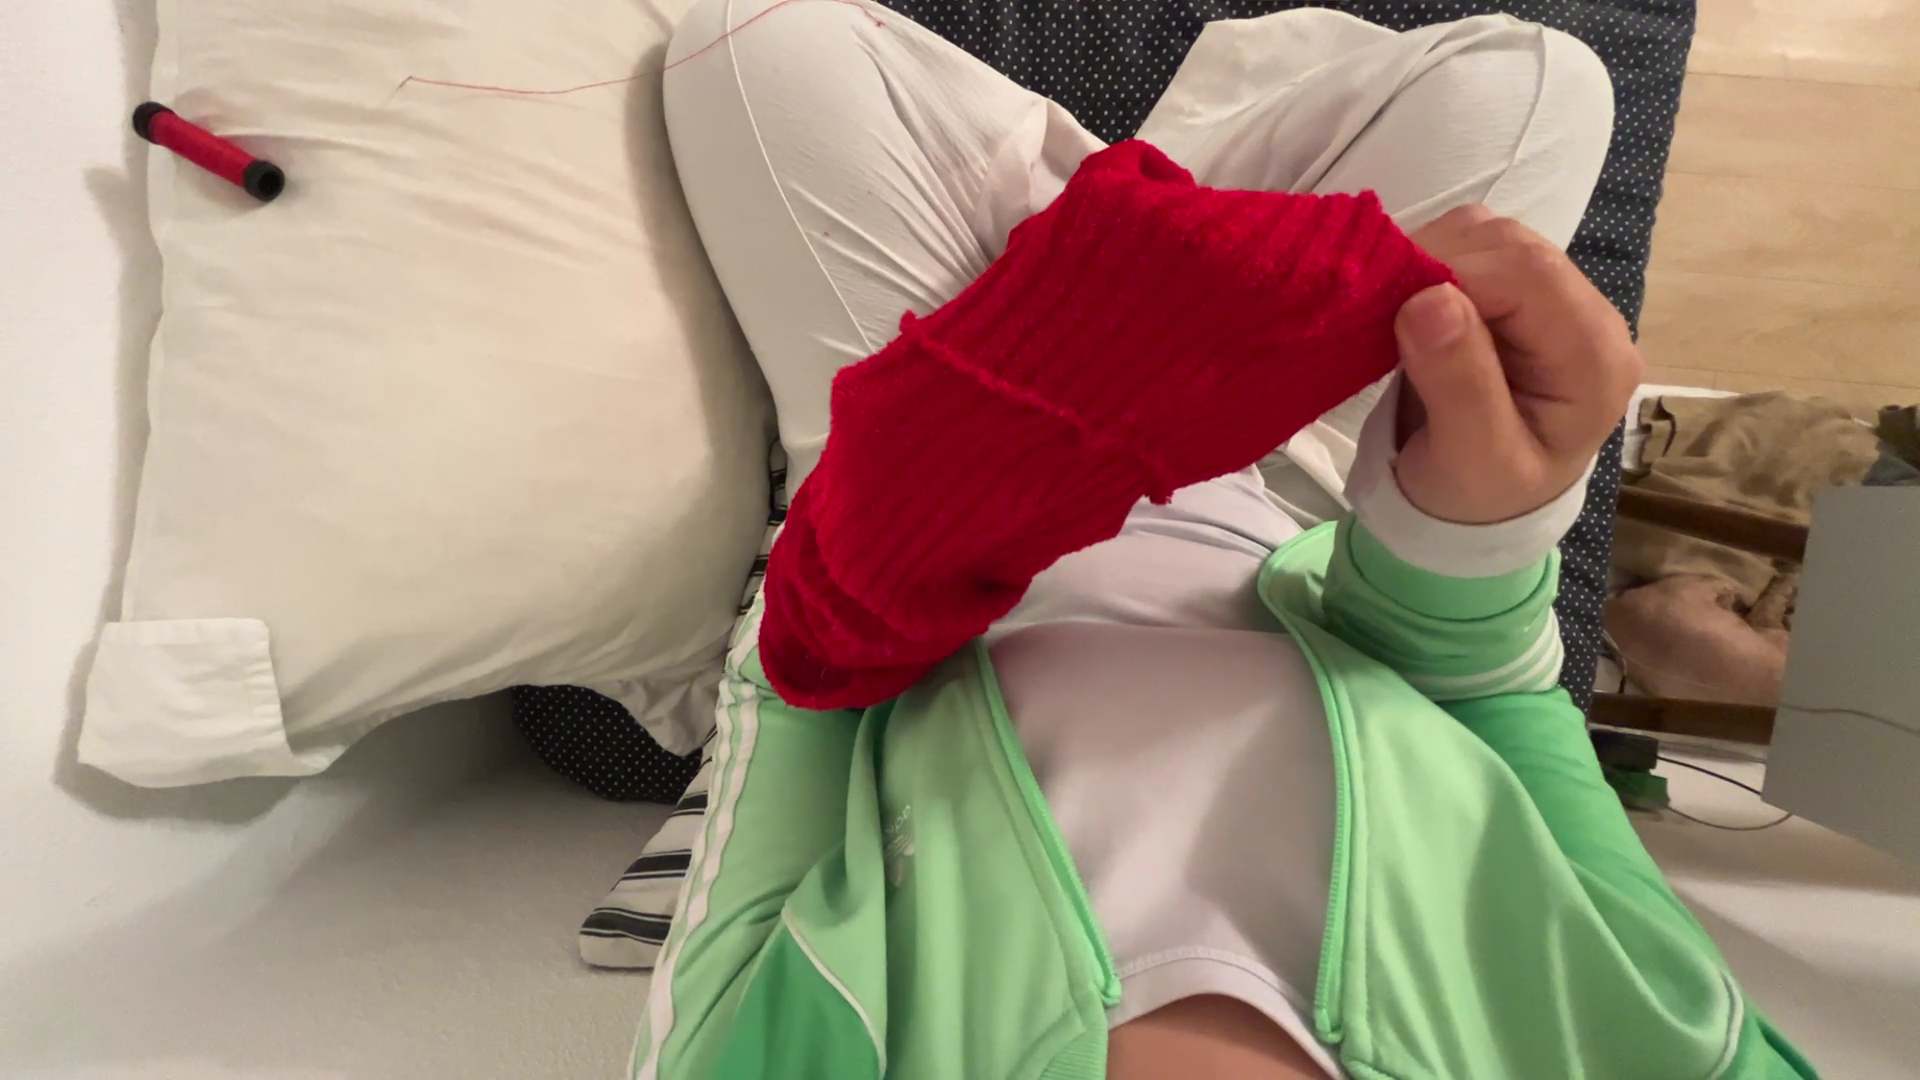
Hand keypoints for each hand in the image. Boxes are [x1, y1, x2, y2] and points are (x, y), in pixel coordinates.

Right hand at [1392, 205, 1643, 524]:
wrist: (1473, 512)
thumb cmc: (1474, 496)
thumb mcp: (1471, 461)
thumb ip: (1460, 385)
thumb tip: (1425, 300)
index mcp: (1592, 359)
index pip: (1528, 276)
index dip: (1451, 276)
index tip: (1383, 312)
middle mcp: (1582, 315)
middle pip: (1509, 245)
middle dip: (1432, 264)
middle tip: (1373, 314)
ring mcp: (1544, 302)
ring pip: (1484, 237)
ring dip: (1423, 261)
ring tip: (1382, 313)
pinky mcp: (1506, 300)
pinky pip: (1462, 252)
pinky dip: (1419, 266)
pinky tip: (1396, 305)